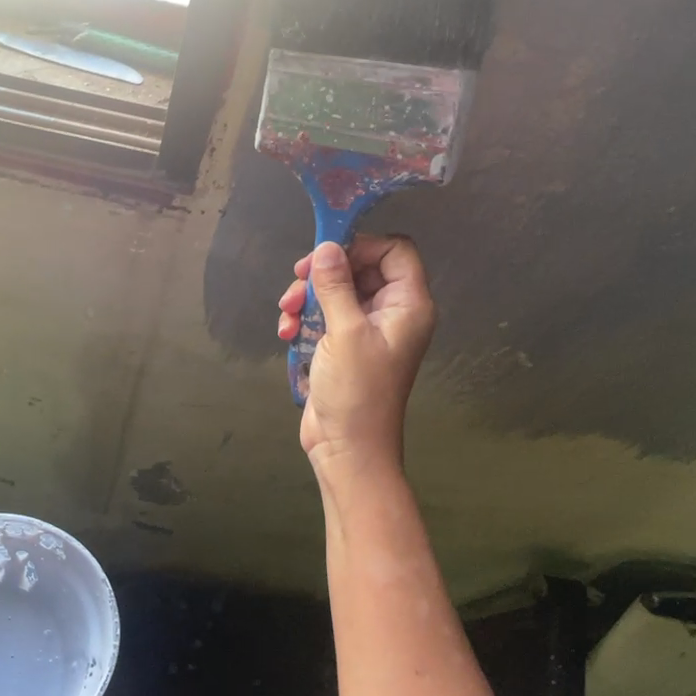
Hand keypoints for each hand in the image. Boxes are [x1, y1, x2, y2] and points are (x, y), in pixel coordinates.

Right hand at [276, 235, 436, 469]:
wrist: (348, 448)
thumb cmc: (356, 391)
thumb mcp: (344, 332)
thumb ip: (335, 285)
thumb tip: (326, 248)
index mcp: (408, 305)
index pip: (395, 251)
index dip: (362, 246)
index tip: (327, 254)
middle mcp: (392, 313)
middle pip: (360, 269)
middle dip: (324, 275)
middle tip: (296, 282)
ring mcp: (367, 331)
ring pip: (337, 293)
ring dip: (308, 298)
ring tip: (287, 315)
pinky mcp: (345, 347)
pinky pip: (326, 317)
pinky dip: (305, 320)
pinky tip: (287, 333)